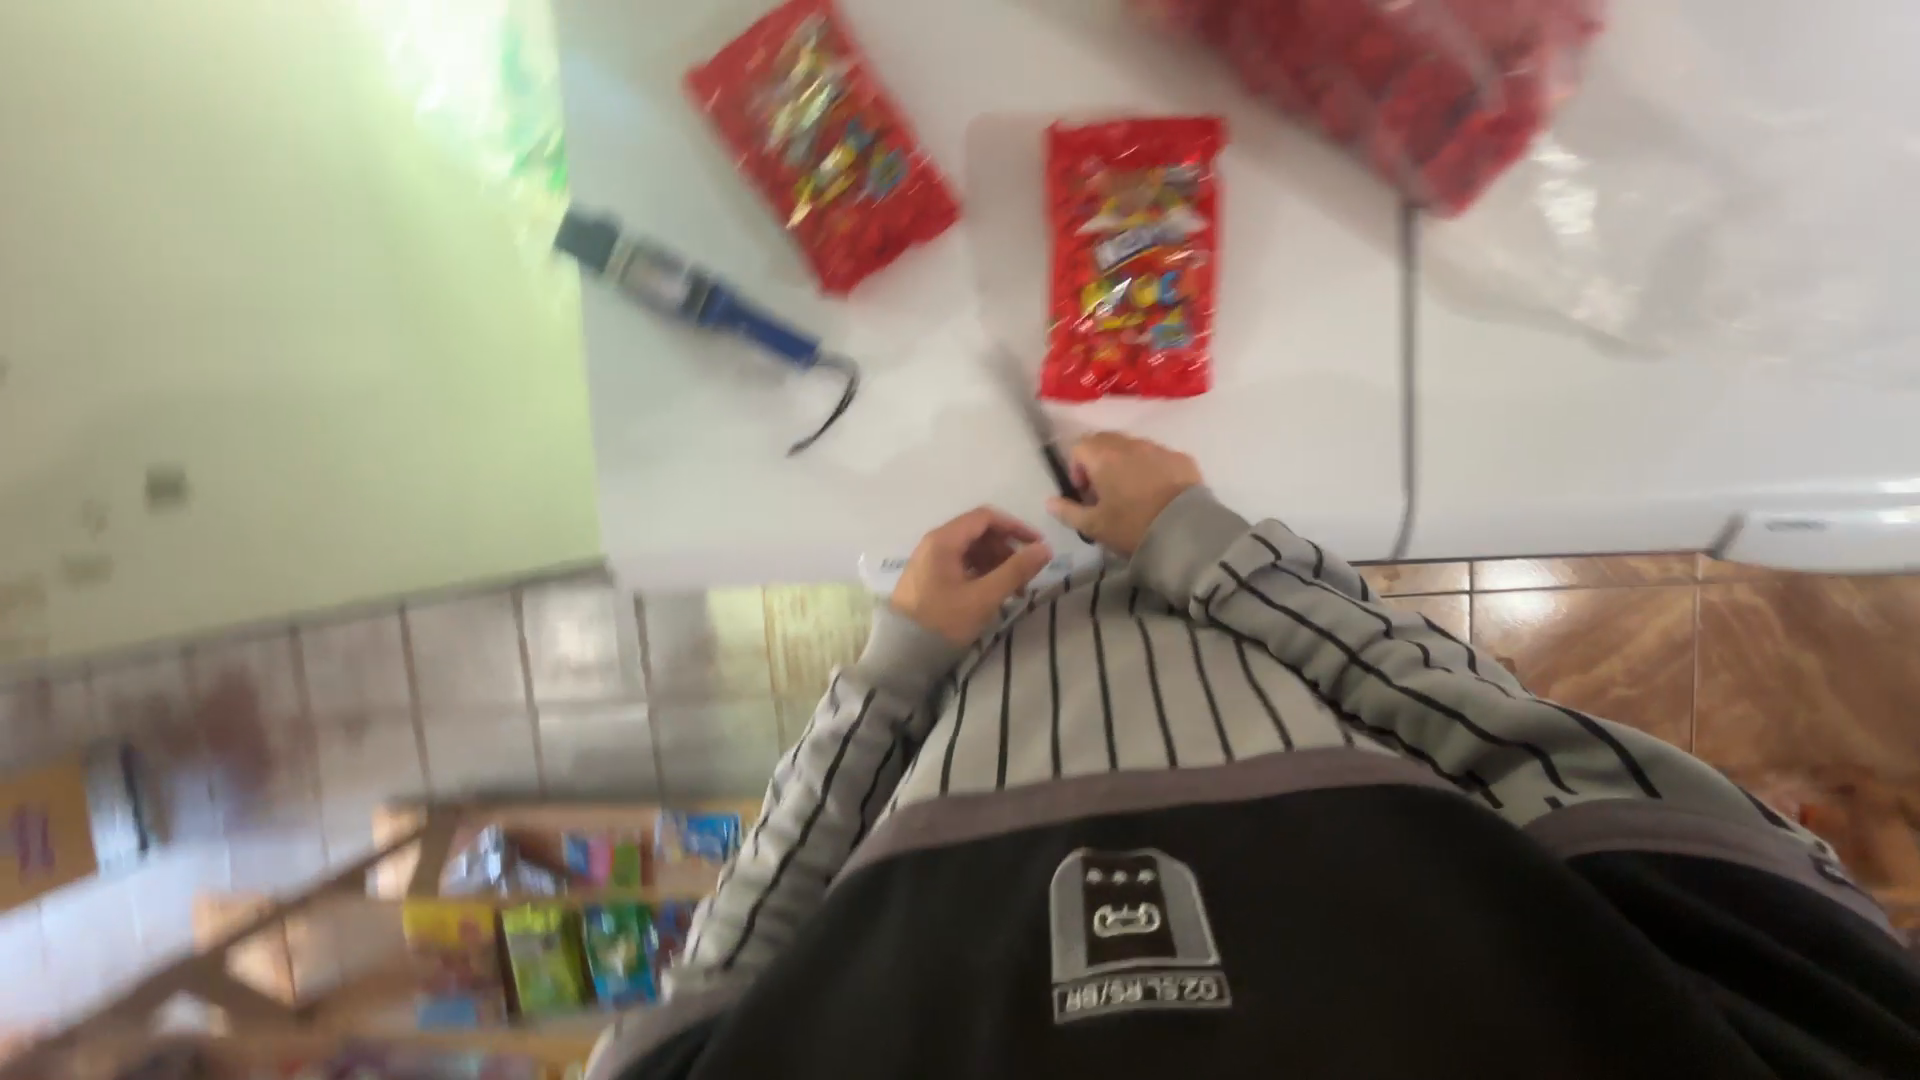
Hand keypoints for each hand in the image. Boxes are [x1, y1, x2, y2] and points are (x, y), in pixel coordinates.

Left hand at [893, 507, 1053, 645]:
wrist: (903, 652)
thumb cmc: (944, 621)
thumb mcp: (984, 597)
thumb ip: (1015, 571)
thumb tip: (1044, 549)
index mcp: (944, 540)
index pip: (986, 517)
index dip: (1015, 527)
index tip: (1037, 546)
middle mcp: (934, 543)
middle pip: (978, 533)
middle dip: (1006, 550)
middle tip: (1024, 575)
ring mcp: (929, 560)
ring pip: (970, 550)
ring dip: (995, 563)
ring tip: (1012, 590)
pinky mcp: (928, 576)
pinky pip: (960, 564)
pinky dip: (980, 572)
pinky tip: (991, 593)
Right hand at [1046, 433, 1202, 555]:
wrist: (1186, 532)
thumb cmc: (1132, 526)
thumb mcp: (1094, 527)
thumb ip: (1068, 512)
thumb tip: (1050, 502)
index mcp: (1103, 457)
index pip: (1079, 445)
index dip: (1076, 467)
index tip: (1085, 491)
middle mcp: (1130, 445)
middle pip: (1106, 441)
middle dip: (1099, 461)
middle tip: (1105, 491)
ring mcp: (1159, 448)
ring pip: (1134, 447)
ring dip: (1126, 463)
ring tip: (1132, 493)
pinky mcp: (1182, 459)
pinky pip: (1159, 456)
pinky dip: (1152, 468)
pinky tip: (1158, 493)